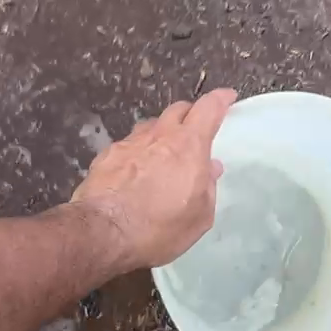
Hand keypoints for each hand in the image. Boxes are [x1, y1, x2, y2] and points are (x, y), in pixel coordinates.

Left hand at [71, 89, 235, 271]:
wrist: (102, 233)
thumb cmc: (159, 227)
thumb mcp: (199, 216)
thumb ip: (208, 187)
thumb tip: (210, 168)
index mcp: (189, 145)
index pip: (209, 108)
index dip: (220, 99)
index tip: (227, 97)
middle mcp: (160, 136)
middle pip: (178, 109)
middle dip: (190, 114)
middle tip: (195, 129)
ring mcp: (130, 143)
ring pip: (151, 126)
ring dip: (162, 133)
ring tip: (164, 152)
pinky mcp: (107, 155)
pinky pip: (129, 145)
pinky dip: (139, 151)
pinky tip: (135, 171)